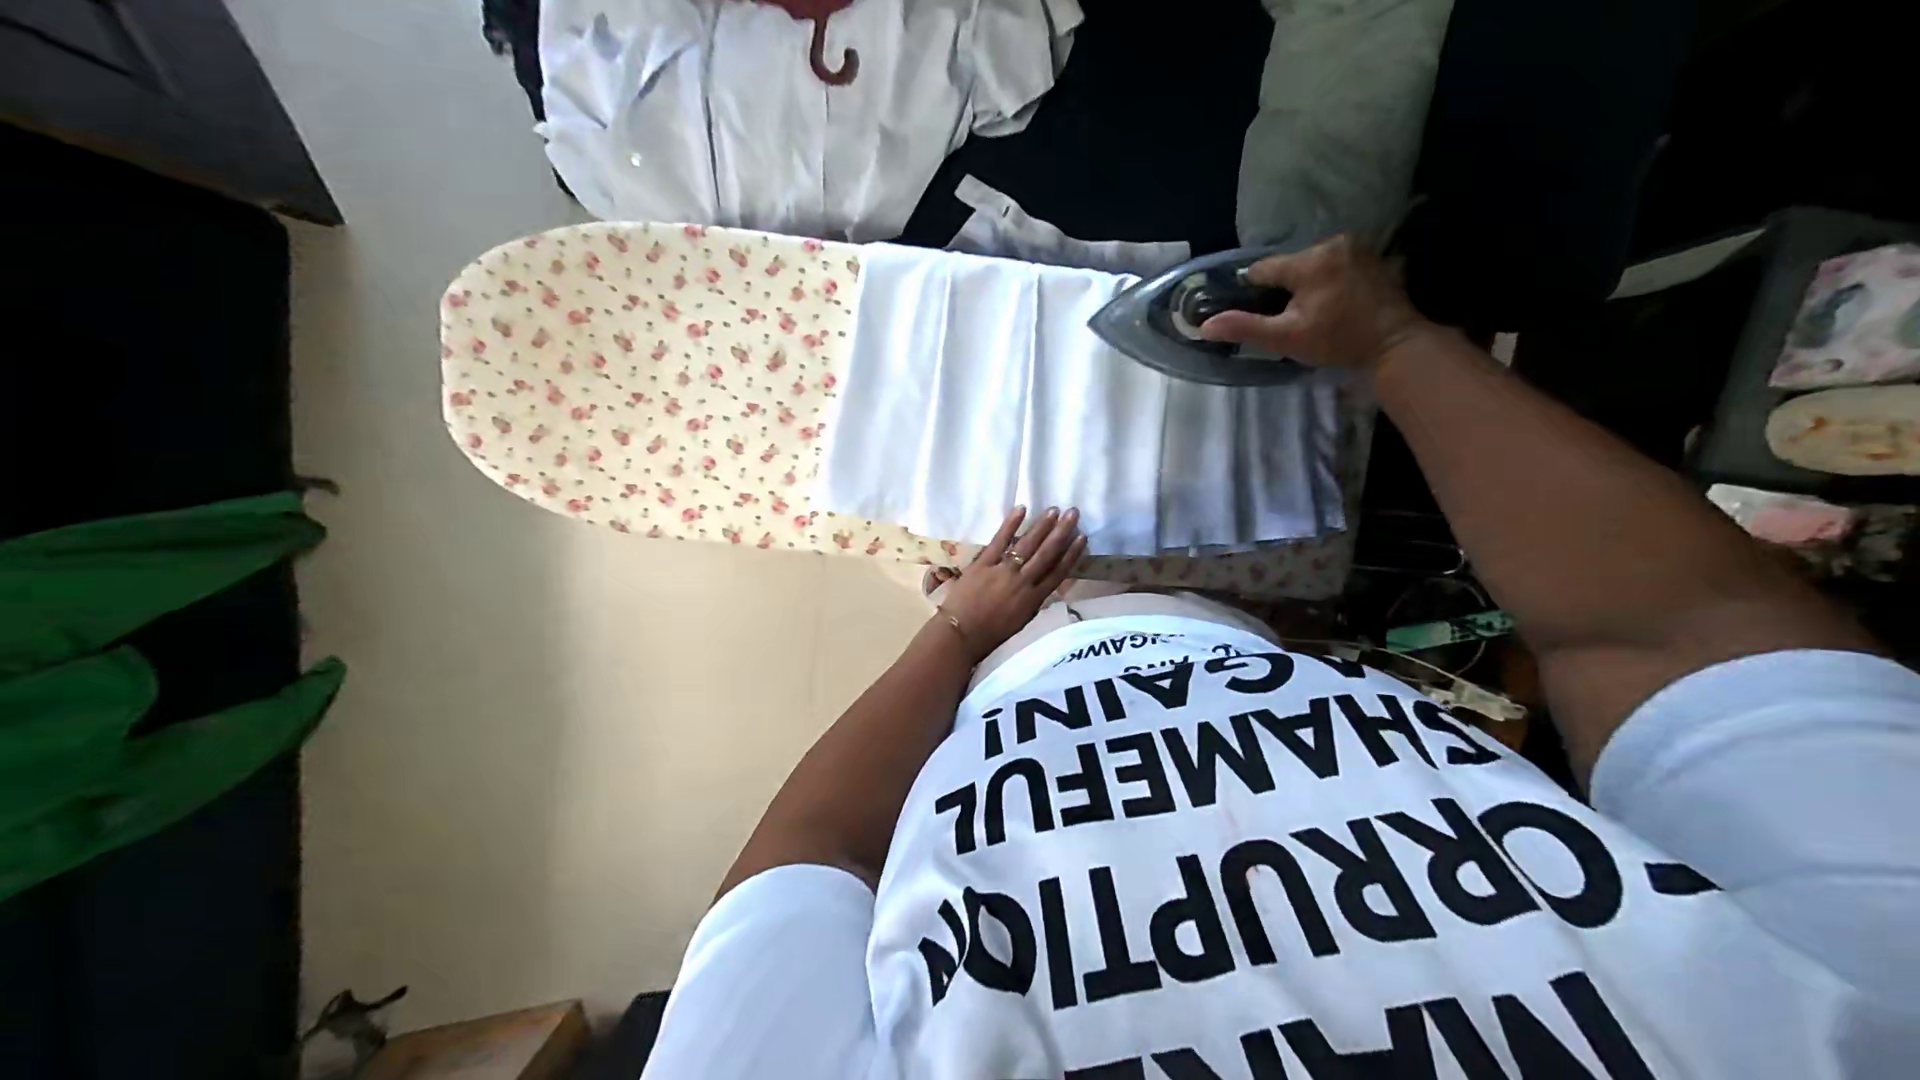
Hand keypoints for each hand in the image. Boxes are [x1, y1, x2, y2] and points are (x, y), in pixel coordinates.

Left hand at [935, 506, 1086, 663]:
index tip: (1082, 537)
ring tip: (1054, 510)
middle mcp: (1023, 582)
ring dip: (1042, 526)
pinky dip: (1010, 524)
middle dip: (1062, 532)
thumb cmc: (990, 634)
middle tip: (1073, 513)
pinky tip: (1021, 509)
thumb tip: (1043, 585)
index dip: (1072, 554)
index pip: (1058, 573)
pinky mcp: (983, 564)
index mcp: (1033, 599)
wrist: (961, 636)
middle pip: (1047, 554)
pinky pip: (999, 541)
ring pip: (1027, 545)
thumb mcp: (1021, 621)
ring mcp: (1003, 571)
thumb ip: (1033, 601)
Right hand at [1197, 234, 1431, 371]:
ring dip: (1304, 286)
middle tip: (1288, 320)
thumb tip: (1204, 326)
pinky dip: (1325, 282)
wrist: (1396, 345)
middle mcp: (1333, 243)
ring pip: (1310, 266)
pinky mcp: (1370, 257)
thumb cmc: (1338, 341)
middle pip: (1287, 266)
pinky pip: (1332, 266)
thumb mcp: (1286, 338)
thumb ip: (1245, 327)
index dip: (1254, 294)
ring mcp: (1356, 248)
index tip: (1259, 316)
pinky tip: (1331, 305)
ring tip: (1310, 314)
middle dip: (1282, 291)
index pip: (1262, 270)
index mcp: (1310, 260)